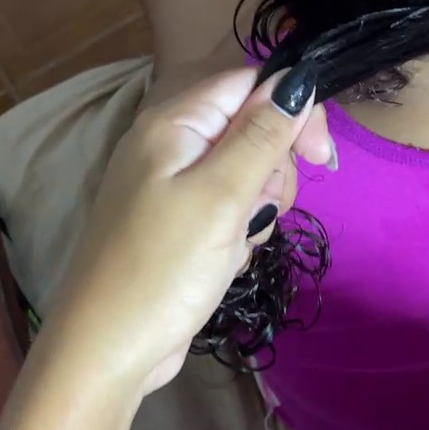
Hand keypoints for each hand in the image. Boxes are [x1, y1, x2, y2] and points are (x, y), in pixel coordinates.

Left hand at [39, 67, 329, 396]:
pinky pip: (231, 209)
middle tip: (260, 213)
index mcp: (174, 123)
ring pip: (249, 175)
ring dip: (258, 210)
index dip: (292, 109)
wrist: (107, 352)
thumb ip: (262, 134)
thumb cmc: (163, 268)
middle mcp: (172, 145)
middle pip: (253, 129)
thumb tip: (298, 77)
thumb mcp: (222, 196)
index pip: (250, 83)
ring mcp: (174, 186)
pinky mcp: (180, 223)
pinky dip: (240, 232)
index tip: (320, 157)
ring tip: (235, 244)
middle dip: (273, 172)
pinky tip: (224, 261)